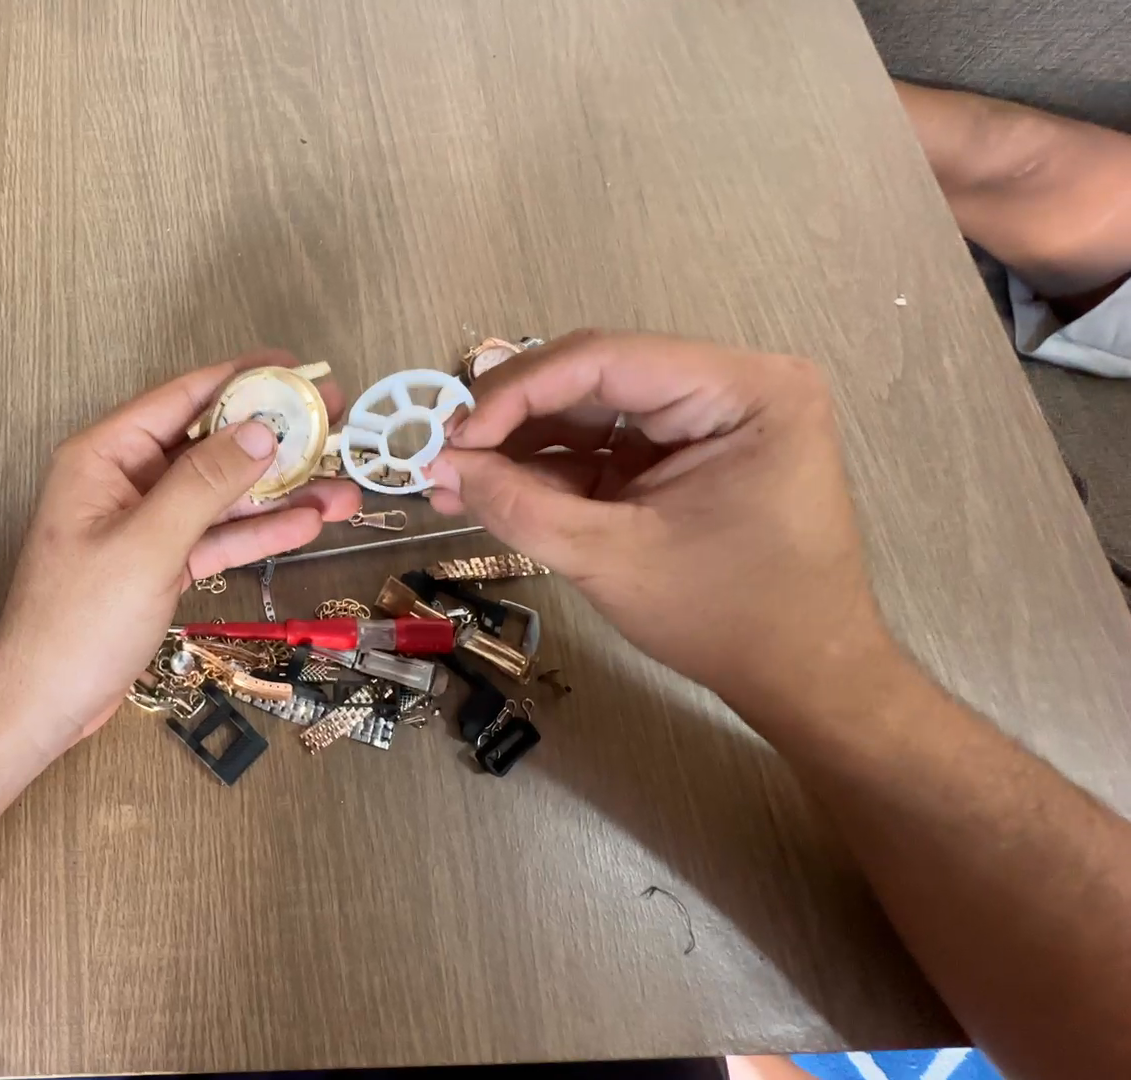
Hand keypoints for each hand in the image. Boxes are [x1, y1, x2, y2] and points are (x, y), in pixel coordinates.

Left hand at [0, 351, 361, 754]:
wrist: (47, 701)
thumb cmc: (80, 621)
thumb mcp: (147, 544)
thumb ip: (204, 484)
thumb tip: (261, 431)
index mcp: (105, 455)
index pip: (182, 398)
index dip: (244, 378)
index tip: (300, 369)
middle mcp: (125, 479)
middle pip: (210, 444)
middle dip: (274, 436)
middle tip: (337, 423)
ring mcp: (146, 523)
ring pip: (221, 494)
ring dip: (279, 492)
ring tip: (344, 487)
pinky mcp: (161, 562)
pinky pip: (215, 535)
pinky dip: (257, 532)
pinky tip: (308, 522)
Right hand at [427, 331, 895, 716]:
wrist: (798, 677)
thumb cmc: (727, 616)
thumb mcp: (610, 557)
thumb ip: (518, 506)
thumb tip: (437, 468)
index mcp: (741, 391)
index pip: (603, 360)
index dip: (515, 393)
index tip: (452, 439)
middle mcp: (721, 389)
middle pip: (587, 379)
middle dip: (507, 420)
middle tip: (442, 455)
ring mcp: (693, 425)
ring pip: (578, 415)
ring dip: (511, 449)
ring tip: (446, 482)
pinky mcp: (668, 460)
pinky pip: (589, 452)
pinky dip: (535, 474)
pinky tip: (483, 493)